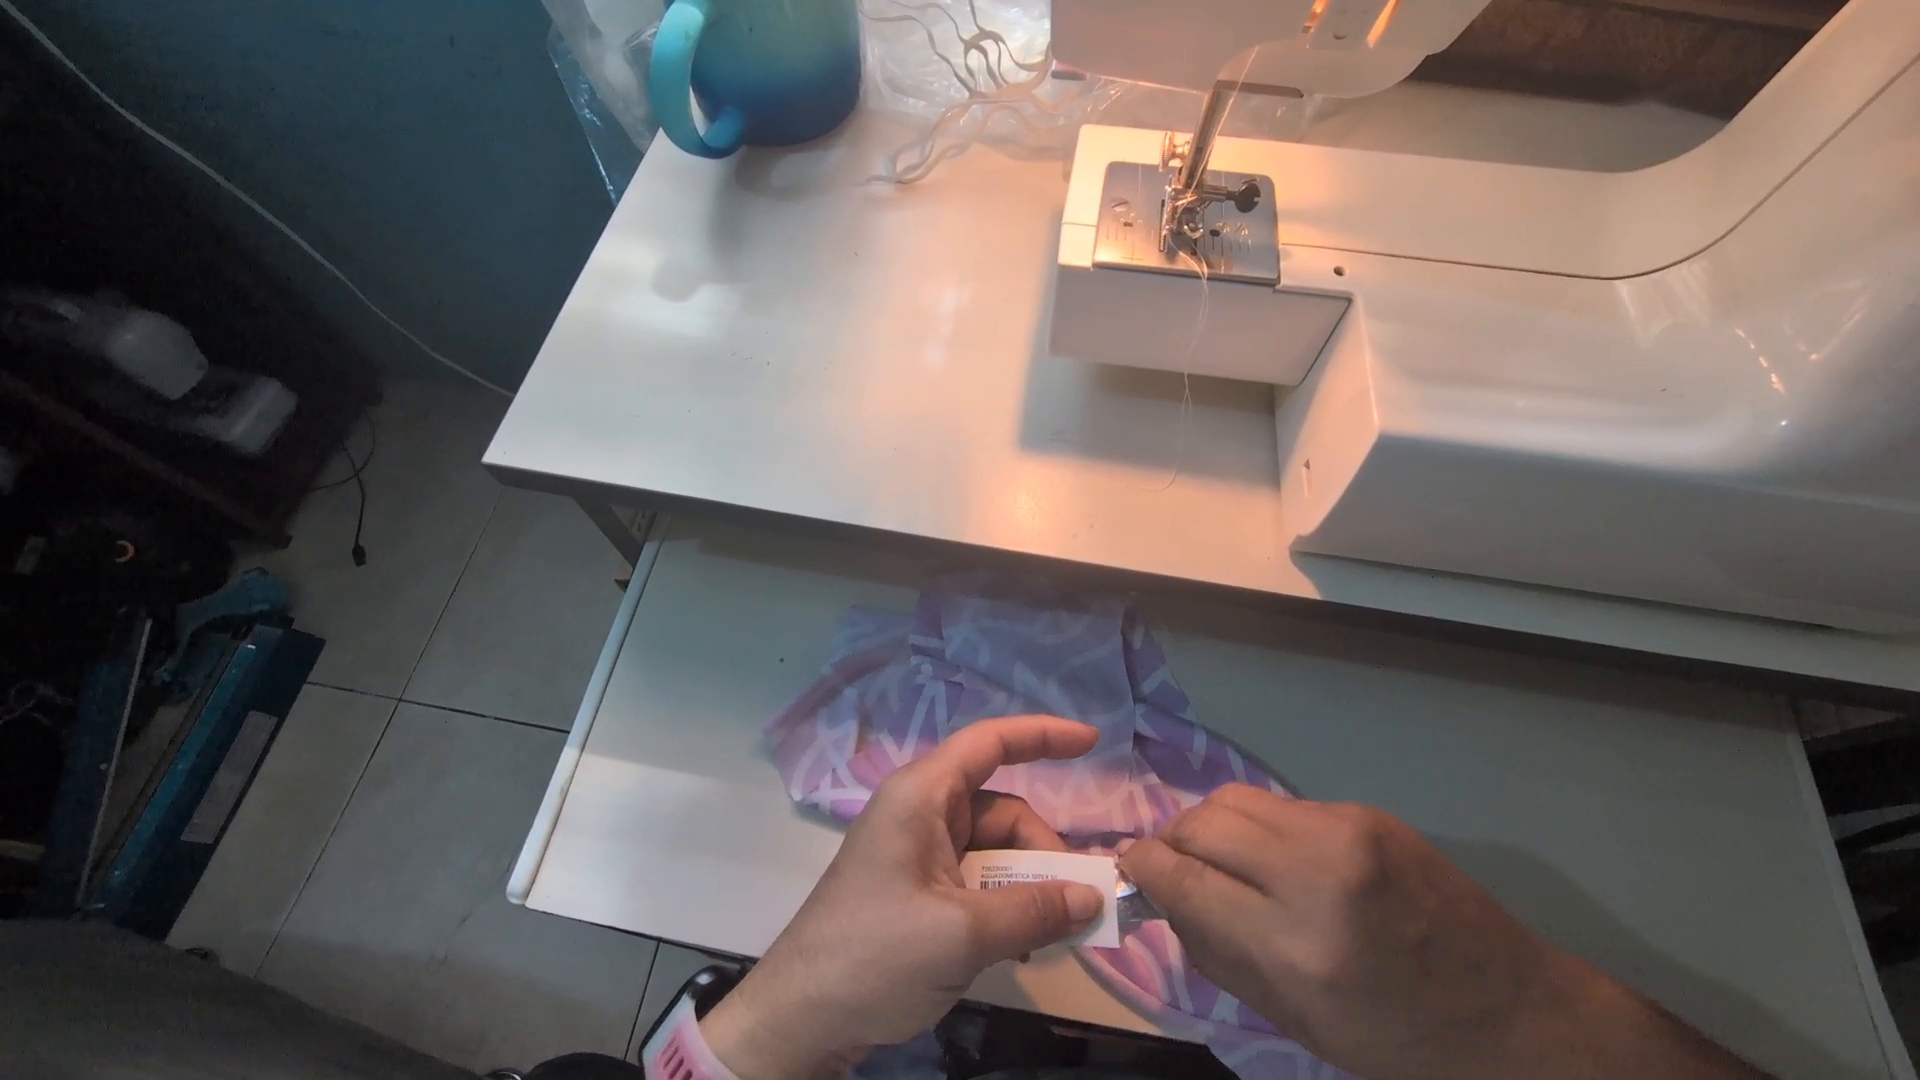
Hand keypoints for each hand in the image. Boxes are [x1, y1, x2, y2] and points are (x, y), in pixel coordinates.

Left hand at [701, 715, 1105, 1079]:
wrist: (801, 1019)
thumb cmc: (874, 957)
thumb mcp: (962, 935)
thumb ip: (1034, 912)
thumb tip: (1093, 898)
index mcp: (921, 796)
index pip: (989, 743)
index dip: (1042, 735)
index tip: (1094, 742)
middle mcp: (921, 814)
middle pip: (1002, 809)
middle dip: (1044, 850)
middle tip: (1077, 904)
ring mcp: (918, 853)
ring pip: (994, 850)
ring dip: (1028, 886)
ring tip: (1050, 935)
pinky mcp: (917, 890)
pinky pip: (977, 881)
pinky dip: (1006, 904)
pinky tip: (1020, 947)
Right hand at [1121, 785, 1770, 1079]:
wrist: (1515, 1012)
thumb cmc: (1396, 1040)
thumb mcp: (1293, 1019)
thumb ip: (1214, 949)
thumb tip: (1161, 893)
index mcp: (1295, 946)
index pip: (1181, 876)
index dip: (1140, 867)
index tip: (1128, 871)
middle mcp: (1315, 873)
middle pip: (1200, 822)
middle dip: (1169, 842)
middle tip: (1170, 868)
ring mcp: (1345, 831)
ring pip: (1232, 799)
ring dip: (1208, 827)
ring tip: (1215, 859)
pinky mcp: (1365, 812)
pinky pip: (1278, 804)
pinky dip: (1254, 826)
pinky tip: (1269, 857)